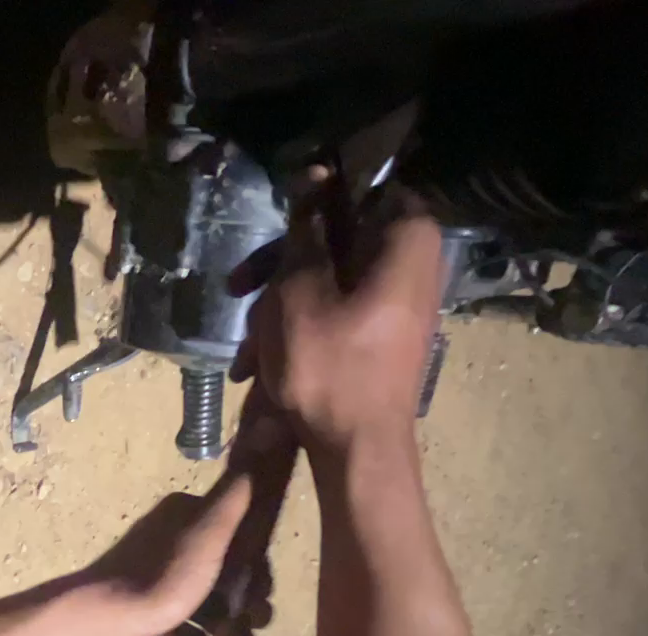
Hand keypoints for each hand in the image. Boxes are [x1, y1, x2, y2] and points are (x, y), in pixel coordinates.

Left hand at [57, 461, 258, 635]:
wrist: (102, 626)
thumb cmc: (161, 577)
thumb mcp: (211, 530)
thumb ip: (242, 489)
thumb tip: (275, 423)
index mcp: (188, 519)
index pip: (247, 545)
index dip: (258, 573)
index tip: (255, 594)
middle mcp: (174, 545)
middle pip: (234, 582)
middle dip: (242, 608)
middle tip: (234, 623)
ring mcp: (160, 583)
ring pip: (214, 613)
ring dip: (219, 632)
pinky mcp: (148, 618)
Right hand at [251, 181, 445, 457]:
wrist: (356, 449)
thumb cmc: (328, 368)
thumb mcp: (298, 296)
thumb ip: (303, 235)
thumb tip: (313, 174)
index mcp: (404, 242)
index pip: (365, 190)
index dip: (314, 203)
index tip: (274, 226)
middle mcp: (411, 266)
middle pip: (335, 244)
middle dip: (279, 274)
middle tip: (236, 293)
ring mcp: (397, 305)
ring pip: (326, 285)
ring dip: (276, 312)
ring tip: (244, 353)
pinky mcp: (380, 338)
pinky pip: (333, 317)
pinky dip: (295, 334)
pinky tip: (258, 367)